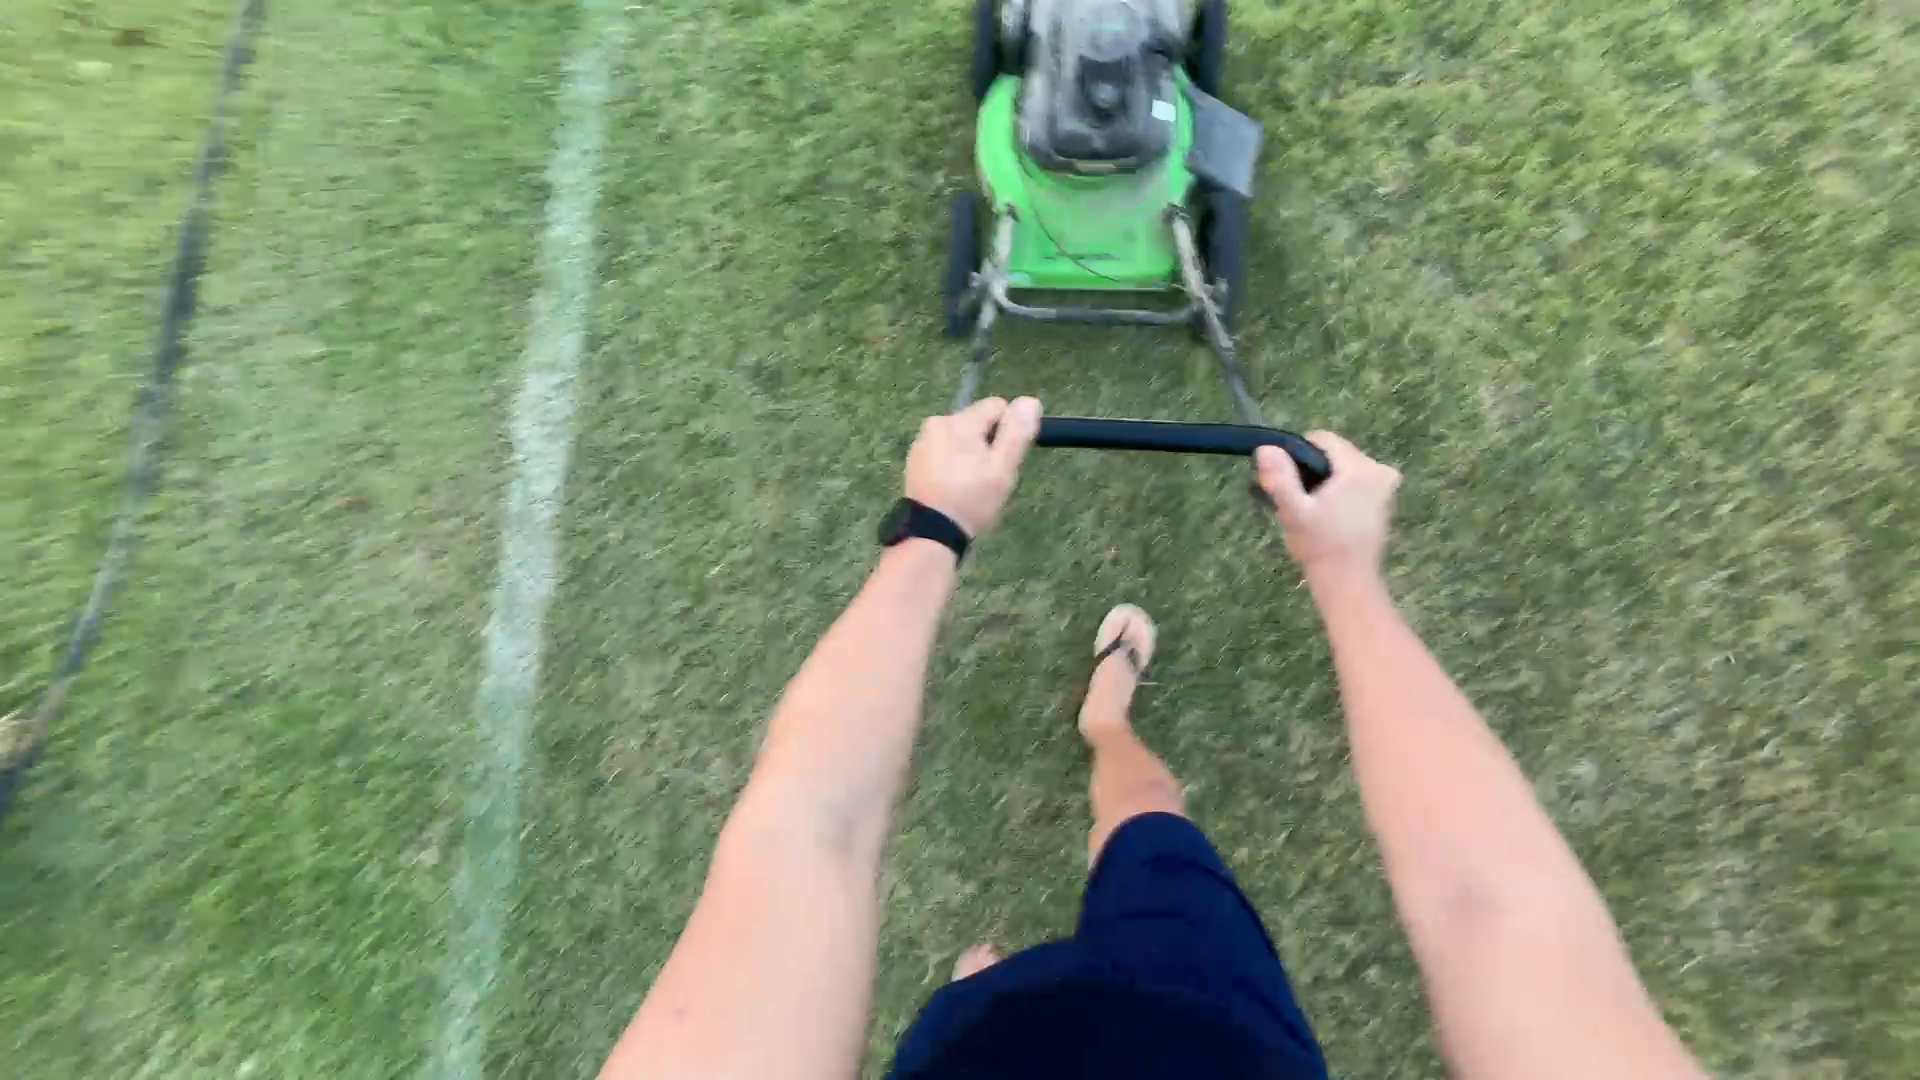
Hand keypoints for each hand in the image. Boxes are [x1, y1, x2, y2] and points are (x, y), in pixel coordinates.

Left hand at [905, 397, 1041, 536]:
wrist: (932, 533)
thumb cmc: (971, 500)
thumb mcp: (1002, 469)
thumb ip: (1017, 432)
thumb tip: (1030, 401)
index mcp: (959, 421)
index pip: (997, 406)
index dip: (1008, 432)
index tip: (1003, 460)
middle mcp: (936, 423)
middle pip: (977, 422)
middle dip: (987, 444)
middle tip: (987, 477)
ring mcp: (922, 441)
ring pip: (960, 437)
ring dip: (969, 454)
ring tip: (969, 485)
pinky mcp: (914, 459)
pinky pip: (943, 451)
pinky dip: (951, 463)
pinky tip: (952, 487)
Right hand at [1255, 432, 1400, 581]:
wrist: (1347, 580)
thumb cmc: (1320, 545)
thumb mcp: (1293, 511)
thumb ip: (1280, 478)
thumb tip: (1265, 447)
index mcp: (1360, 468)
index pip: (1322, 439)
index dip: (1297, 453)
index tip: (1285, 479)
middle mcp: (1380, 470)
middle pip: (1333, 453)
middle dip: (1311, 469)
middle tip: (1297, 498)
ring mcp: (1386, 486)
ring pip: (1342, 467)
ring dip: (1323, 480)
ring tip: (1310, 508)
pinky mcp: (1384, 499)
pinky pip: (1354, 481)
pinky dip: (1337, 490)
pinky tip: (1327, 514)